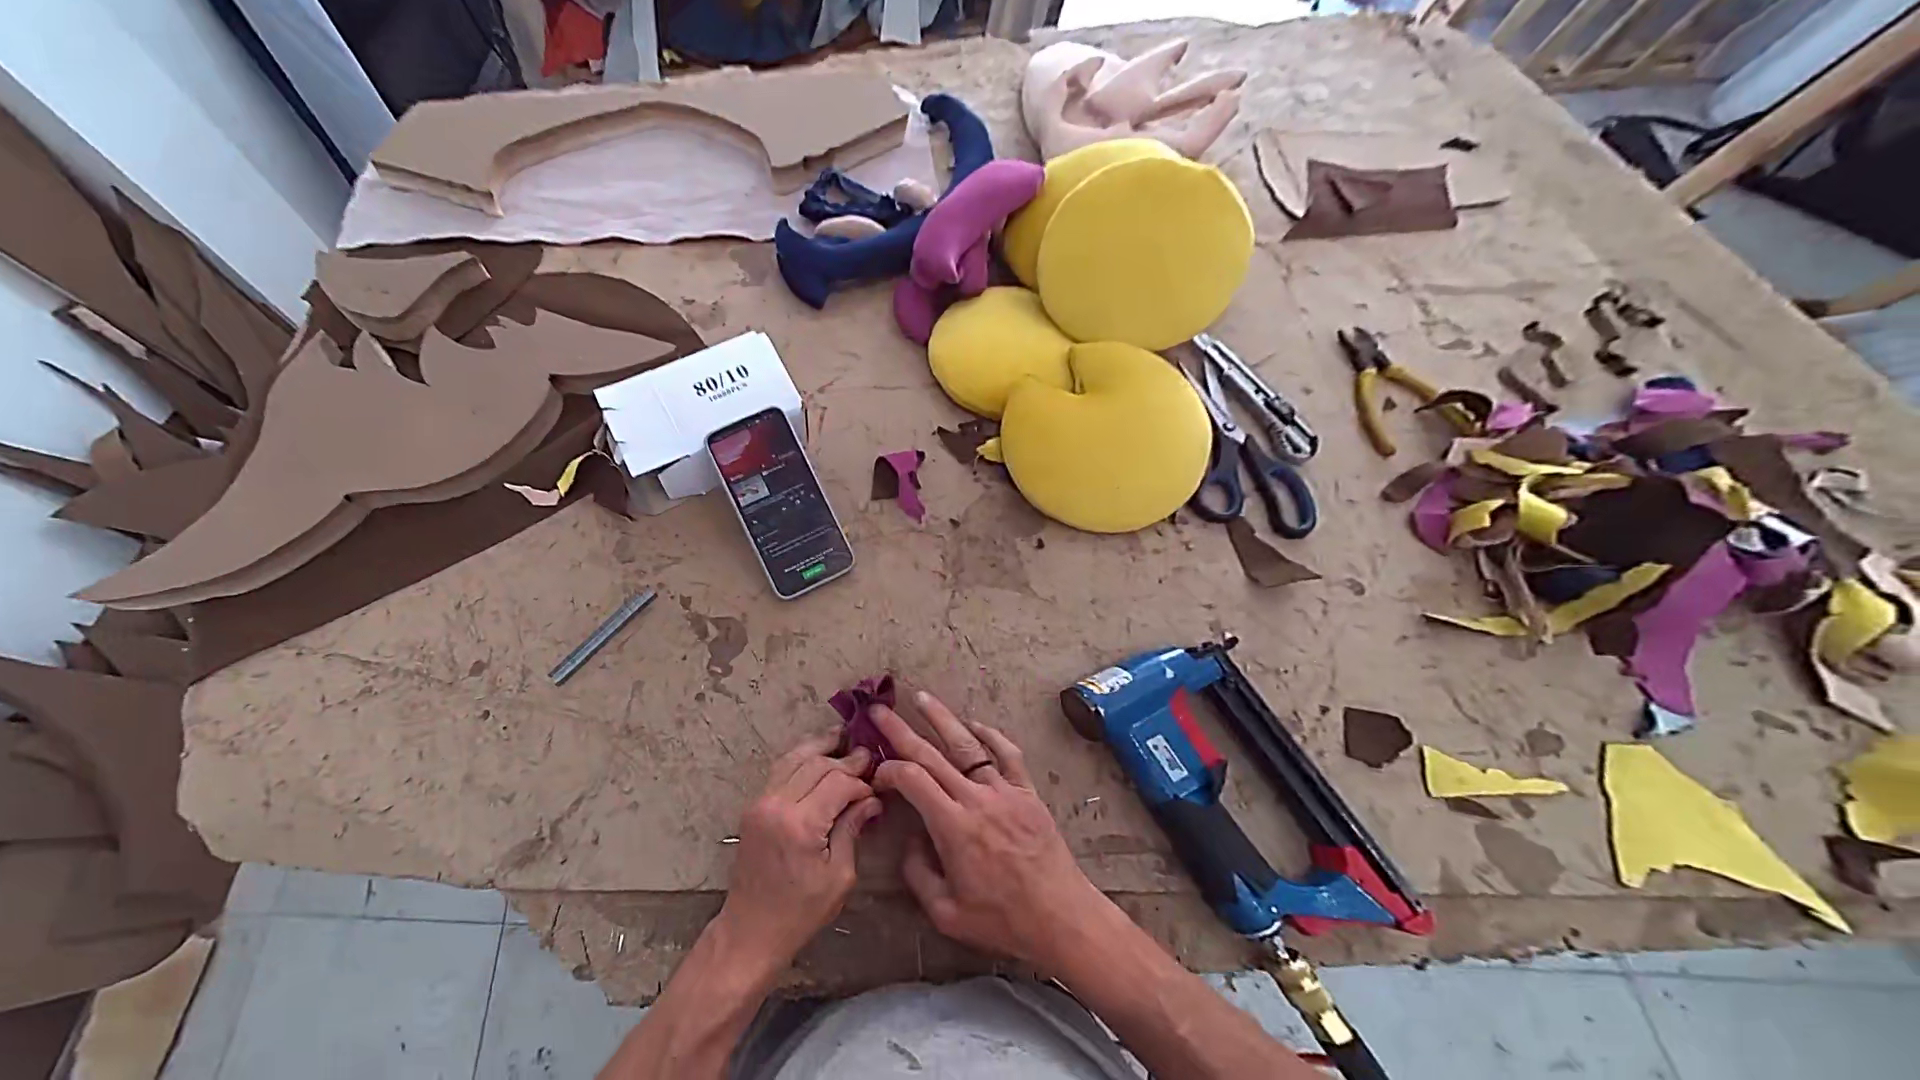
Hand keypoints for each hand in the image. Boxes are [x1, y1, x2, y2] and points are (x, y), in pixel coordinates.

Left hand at [719, 730, 882, 965]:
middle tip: (867, 757)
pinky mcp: (753, 807)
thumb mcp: (839, 876)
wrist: (749, 931)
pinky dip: (801, 759)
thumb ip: (852, 829)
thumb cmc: (799, 912)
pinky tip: (818, 757)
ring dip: (820, 748)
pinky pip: (780, 770)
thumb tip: (871, 800)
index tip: (875, 788)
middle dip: (845, 759)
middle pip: (816, 763)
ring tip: (843, 739)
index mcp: (800, 825)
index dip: (860, 781)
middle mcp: (776, 806)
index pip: (838, 782)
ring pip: (794, 758)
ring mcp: (760, 803)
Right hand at [869, 691, 1110, 973]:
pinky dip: (989, 736)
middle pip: (932, 755)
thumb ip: (918, 874)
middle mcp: (977, 800)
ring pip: (967, 746)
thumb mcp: (946, 913)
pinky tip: (974, 725)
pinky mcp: (1027, 792)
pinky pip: (1007, 754)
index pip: (913, 780)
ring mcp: (1005, 791)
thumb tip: (910, 839)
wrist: (1061, 916)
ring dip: (942, 719)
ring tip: (922, 698)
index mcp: (953, 828)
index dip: (889, 770)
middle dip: (901, 731)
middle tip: (879, 710)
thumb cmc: (1003, 920)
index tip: (877, 773)